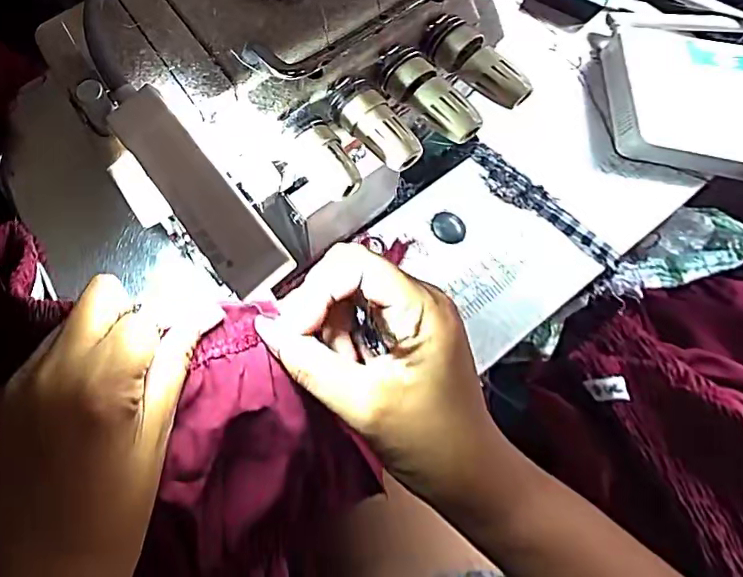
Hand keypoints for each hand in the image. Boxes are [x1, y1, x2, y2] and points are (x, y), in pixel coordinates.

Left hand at [0, 275, 222, 576]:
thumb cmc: (117, 514)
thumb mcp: (157, 438)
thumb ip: (175, 362)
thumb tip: (200, 314)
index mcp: (102, 378)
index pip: (144, 314)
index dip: (162, 331)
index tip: (166, 351)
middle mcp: (55, 367)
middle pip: (101, 293)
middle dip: (125, 315)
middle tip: (134, 361)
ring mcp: (20, 380)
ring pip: (70, 320)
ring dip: (92, 339)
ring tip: (100, 389)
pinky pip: (41, 354)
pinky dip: (62, 365)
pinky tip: (69, 407)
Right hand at [254, 243, 499, 502]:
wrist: (472, 478)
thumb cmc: (436, 446)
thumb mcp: (363, 406)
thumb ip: (310, 364)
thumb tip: (270, 331)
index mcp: (421, 307)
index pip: (354, 263)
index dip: (317, 290)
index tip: (295, 328)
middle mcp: (419, 298)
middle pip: (347, 272)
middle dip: (318, 308)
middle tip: (305, 347)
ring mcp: (413, 310)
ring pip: (347, 291)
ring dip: (328, 326)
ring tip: (338, 367)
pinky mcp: (404, 326)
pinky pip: (357, 312)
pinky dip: (341, 336)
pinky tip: (347, 367)